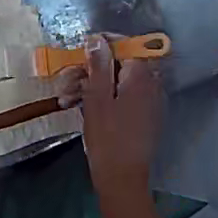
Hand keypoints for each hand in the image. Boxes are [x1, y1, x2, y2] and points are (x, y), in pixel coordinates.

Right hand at [74, 35, 163, 208]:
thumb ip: (99, 65)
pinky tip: (81, 107)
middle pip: (120, 64)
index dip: (100, 46)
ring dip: (93, 85)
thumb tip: (97, 39)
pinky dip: (104, 98)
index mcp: (142, 76)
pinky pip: (123, 96)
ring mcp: (149, 101)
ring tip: (68, 98)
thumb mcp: (97, 98)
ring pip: (118, 81)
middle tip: (67, 82)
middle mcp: (151, 84)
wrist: (122, 179)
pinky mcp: (144, 116)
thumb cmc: (108, 138)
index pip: (124, 46)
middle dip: (92, 70)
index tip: (78, 54)